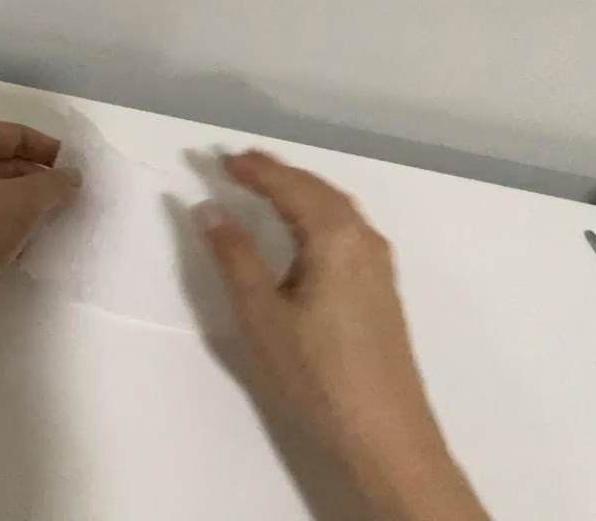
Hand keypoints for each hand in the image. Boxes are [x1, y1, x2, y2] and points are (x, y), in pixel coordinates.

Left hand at [0, 120, 80, 320]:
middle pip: (2, 162)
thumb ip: (52, 186)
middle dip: (36, 183)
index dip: (49, 150)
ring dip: (18, 209)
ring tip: (44, 230)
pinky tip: (13, 251)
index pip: (16, 133)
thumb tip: (71, 176)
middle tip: (67, 206)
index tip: (76, 174)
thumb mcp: (20, 203)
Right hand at [196, 150, 429, 449]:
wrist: (388, 437)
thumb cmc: (317, 373)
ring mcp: (378, 261)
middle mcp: (362, 237)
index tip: (218, 158)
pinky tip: (302, 225)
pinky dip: (316, 208)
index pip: (288, 186)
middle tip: (237, 164)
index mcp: (334, 237)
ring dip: (298, 188)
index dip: (253, 169)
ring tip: (264, 184)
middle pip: (316, 188)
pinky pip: (346, 224)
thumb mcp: (262, 314)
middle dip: (276, 171)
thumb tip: (208, 207)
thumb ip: (234, 255)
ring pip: (335, 204)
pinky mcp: (382, 283)